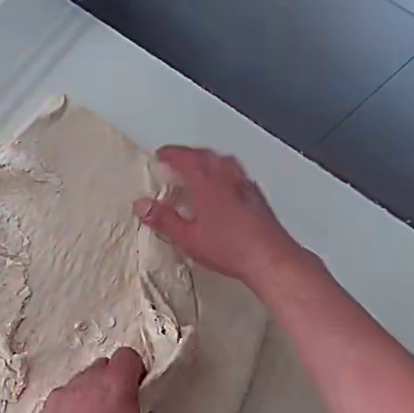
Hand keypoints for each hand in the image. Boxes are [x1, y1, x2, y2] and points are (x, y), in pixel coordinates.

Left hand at [14, 347, 163, 412]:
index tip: (140, 390)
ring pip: (82, 383)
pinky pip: (65, 400)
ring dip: (93, 397)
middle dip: (114, 383)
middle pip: (103, 367)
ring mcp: (62, 396)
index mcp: (115, 388)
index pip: (127, 356)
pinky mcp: (44, 411)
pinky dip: (73, 411)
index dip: (136, 370)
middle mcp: (86, 384)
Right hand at [133, 145, 309, 283]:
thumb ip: (163, 219)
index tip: (161, 155)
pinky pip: (237, 174)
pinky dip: (225, 173)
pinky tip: (224, 186)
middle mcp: (226, 177)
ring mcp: (244, 184)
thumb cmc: (234, 247)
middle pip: (205, 155)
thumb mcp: (187, 237)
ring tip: (200, 168)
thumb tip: (144, 207)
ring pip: (223, 161)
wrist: (270, 258)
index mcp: (205, 181)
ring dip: (209, 160)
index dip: (170, 154)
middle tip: (177, 159)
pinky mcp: (257, 195)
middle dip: (188, 154)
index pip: (184, 157)